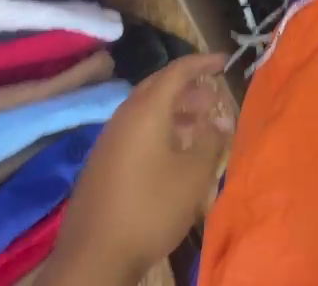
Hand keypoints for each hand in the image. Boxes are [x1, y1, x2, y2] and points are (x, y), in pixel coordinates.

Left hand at [44, 54, 234, 284]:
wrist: (94, 256)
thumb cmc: (150, 207)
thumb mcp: (192, 176)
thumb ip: (210, 141)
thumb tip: (220, 119)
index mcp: (146, 109)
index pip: (177, 71)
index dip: (201, 63)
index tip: (223, 61)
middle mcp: (124, 115)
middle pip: (158, 87)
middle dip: (188, 87)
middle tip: (212, 95)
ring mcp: (109, 138)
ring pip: (146, 110)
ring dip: (174, 110)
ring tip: (198, 124)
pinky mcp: (102, 161)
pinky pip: (135, 130)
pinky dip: (158, 128)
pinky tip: (172, 153)